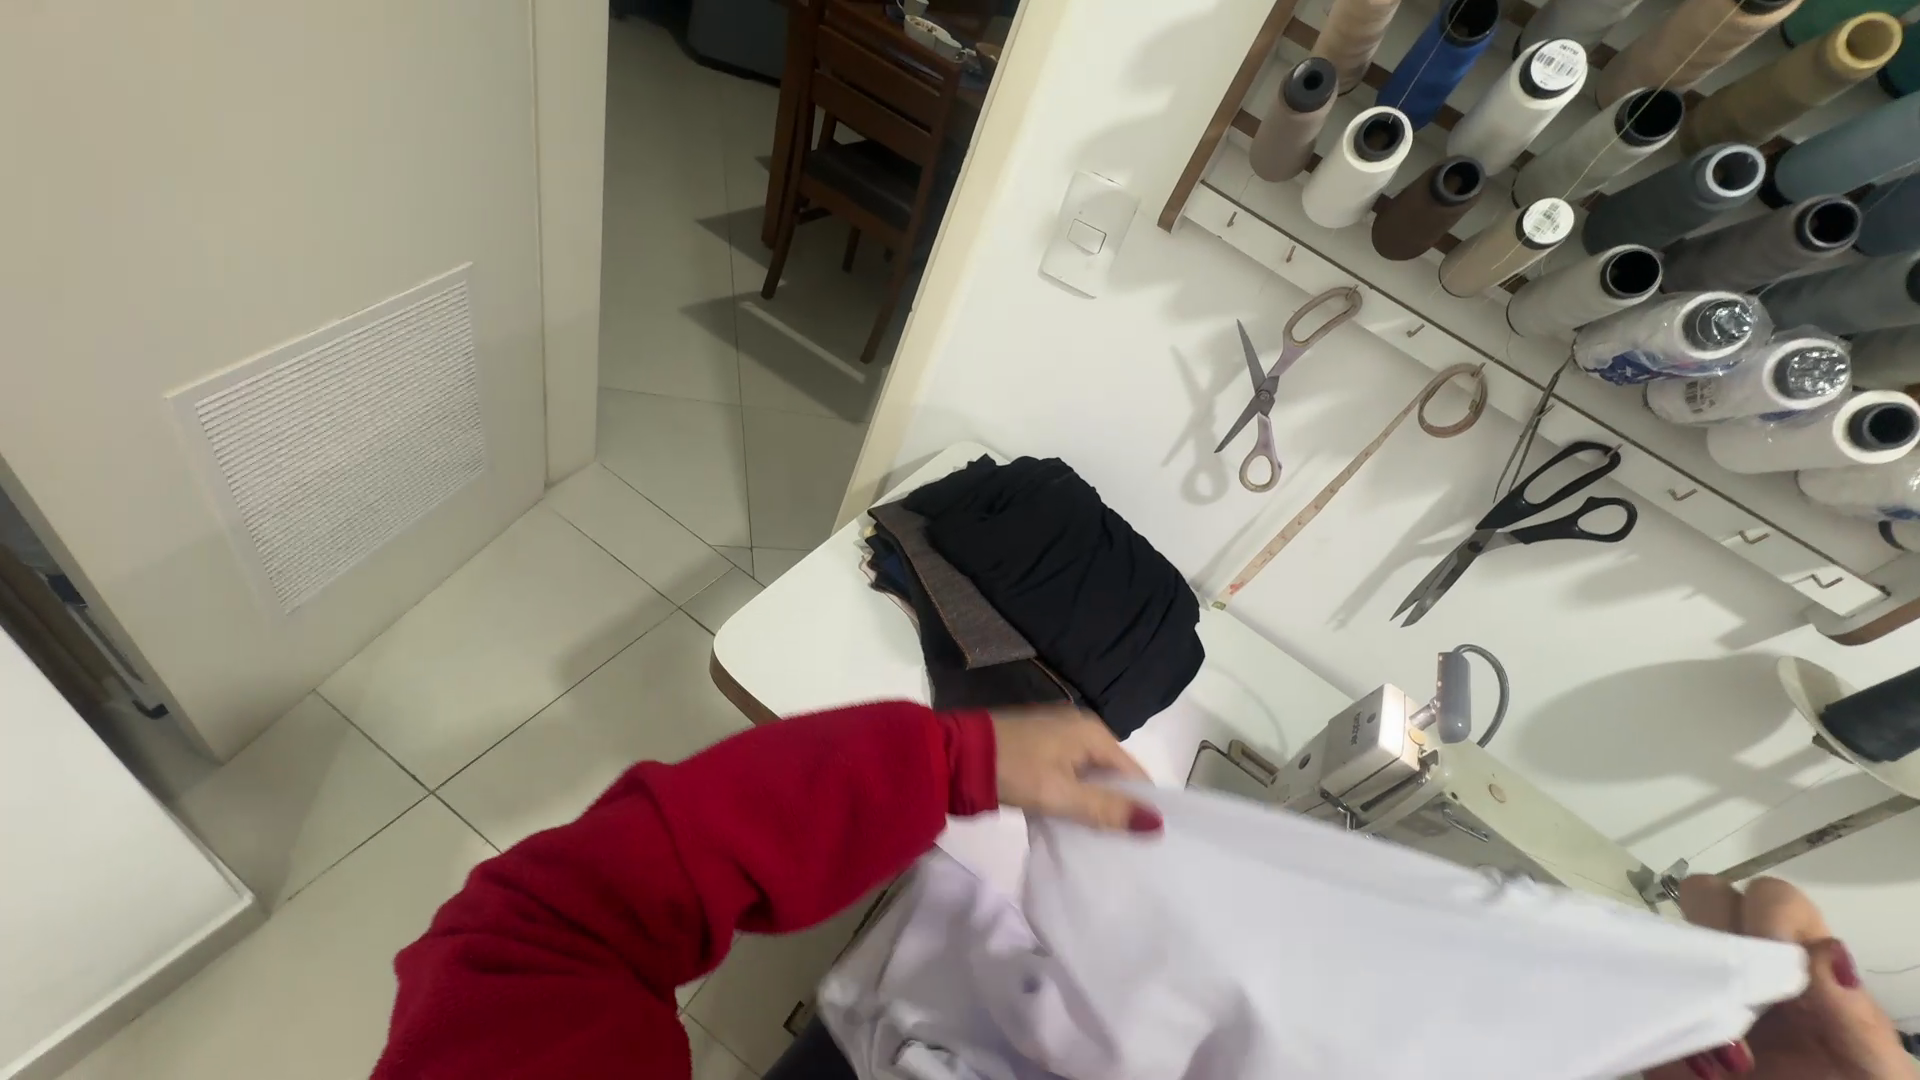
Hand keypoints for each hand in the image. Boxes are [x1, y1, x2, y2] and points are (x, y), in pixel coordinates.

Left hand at [990, 707, 1161, 833]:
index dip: (1142, 804)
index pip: (1133, 771)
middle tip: (1126, 847)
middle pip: (1111, 772)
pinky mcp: (1038, 747)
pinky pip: (1068, 772)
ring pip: (1088, 774)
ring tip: (1101, 840)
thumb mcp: (1062, 794)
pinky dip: (1072, 793)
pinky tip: (1070, 819)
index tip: (1147, 841)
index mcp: (1092, 731)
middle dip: (1118, 805)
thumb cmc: (1014, 770)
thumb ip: (1107, 809)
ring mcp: (1057, 735)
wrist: (956, 755)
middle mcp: (1079, 726)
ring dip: (1093, 802)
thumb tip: (1158, 824)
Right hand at [1647, 876, 1912, 1079]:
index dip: (1765, 912)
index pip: (1772, 898)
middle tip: (1729, 987)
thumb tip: (1827, 949)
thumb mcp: (1871, 1065)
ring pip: (1655, 929)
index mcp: (1794, 960)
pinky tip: (1695, 1062)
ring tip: (1716, 1043)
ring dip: (1676, 974)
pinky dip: (1655, 1018)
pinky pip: (1627, 982)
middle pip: (1703, 894)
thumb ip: (1854, 1013)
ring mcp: (1687, 977)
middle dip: (1710, 928)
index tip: (1765, 952)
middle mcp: (1736, 957)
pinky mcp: (1648, 1007)